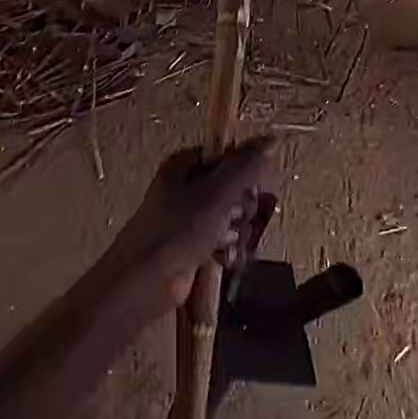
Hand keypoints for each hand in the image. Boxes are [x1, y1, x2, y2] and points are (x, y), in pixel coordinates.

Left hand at [109, 139, 270, 306]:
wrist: (147, 279)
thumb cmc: (179, 229)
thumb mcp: (216, 193)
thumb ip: (245, 166)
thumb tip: (270, 140)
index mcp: (184, 165)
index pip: (227, 157)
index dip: (243, 173)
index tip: (248, 189)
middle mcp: (185, 187)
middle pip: (234, 189)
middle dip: (242, 208)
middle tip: (234, 219)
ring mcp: (190, 217)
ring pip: (233, 218)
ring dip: (238, 232)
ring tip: (226, 242)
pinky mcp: (194, 244)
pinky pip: (224, 240)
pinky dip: (229, 250)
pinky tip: (225, 260)